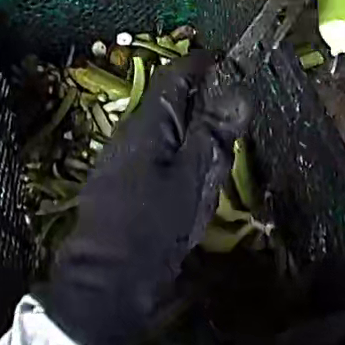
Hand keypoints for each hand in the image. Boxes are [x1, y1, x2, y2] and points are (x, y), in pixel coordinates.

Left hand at [36, 53, 251, 344]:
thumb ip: (215, 133)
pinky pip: (156, 149)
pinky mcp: (121, 182)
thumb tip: (239, 92)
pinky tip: (195, 166)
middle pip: (168, 99)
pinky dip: (180, 146)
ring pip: (163, 126)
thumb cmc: (154, 227)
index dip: (202, 63)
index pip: (175, 75)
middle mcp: (130, 132)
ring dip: (191, 121)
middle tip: (235, 98)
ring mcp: (122, 158)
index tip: (229, 60)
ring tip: (223, 131)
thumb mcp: (194, 178)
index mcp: (148, 123)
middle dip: (200, 93)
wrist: (105, 284)